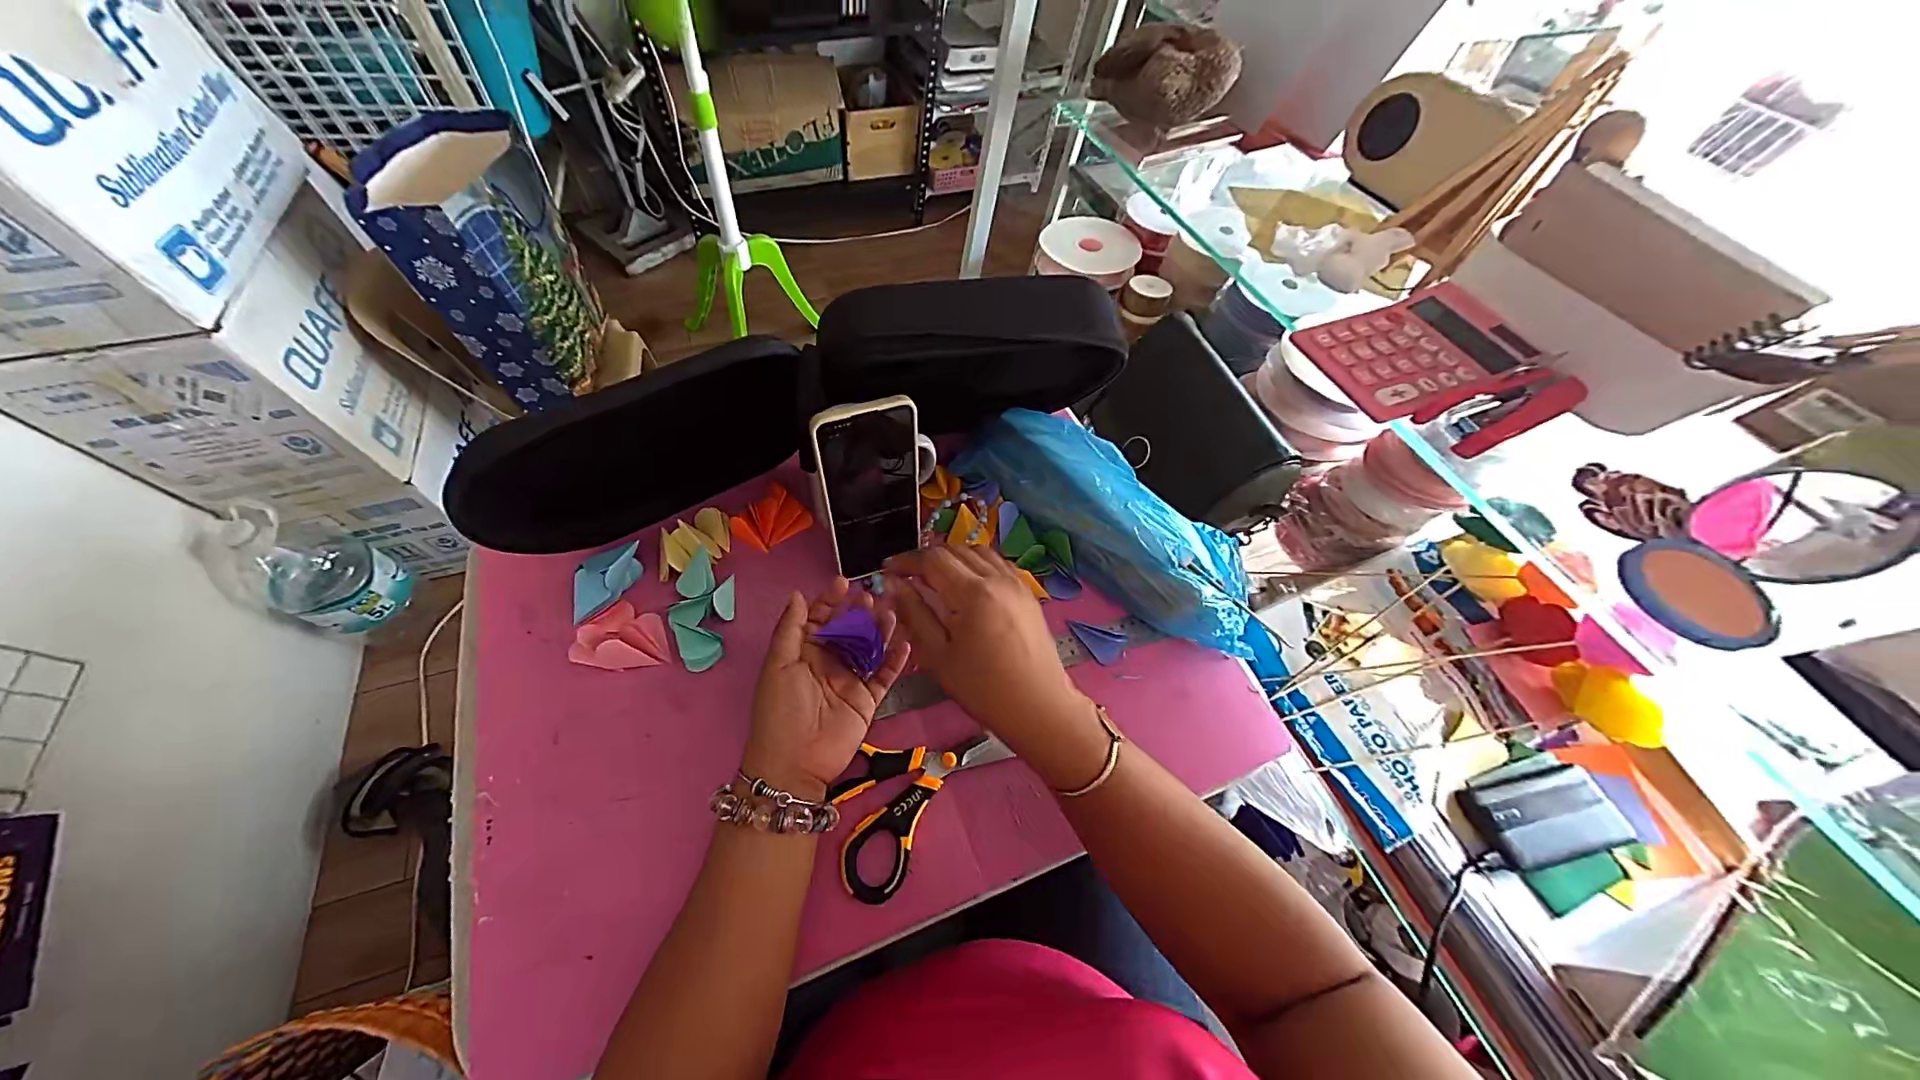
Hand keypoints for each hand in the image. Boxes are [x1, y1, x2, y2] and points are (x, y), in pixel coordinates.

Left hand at [744, 579, 909, 799]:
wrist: (794, 762)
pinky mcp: (867, 699)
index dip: (830, 600)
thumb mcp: (778, 665)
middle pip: (848, 629)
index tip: (844, 583)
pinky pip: (885, 676)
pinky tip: (905, 644)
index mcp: (804, 652)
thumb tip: (797, 594)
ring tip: (890, 613)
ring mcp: (850, 680)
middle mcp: (829, 662)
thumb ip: (790, 629)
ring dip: (880, 630)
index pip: (819, 619)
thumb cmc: (780, 711)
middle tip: (871, 597)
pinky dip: (896, 661)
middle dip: (859, 611)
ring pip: (870, 648)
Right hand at [880, 547, 1102, 778]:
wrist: (1038, 706)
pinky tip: (967, 583)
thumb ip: (914, 613)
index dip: (906, 560)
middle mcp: (997, 579)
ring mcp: (1016, 583)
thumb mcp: (938, 655)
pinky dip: (976, 563)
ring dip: (952, 557)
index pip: (932, 559)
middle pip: (955, 550)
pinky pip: (997, 563)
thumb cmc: (983, 688)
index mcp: (972, 593)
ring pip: (978, 552)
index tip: (888, 569)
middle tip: (908, 577)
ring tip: (935, 578)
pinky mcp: (1027, 593)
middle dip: (927, 558)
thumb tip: (894, 585)